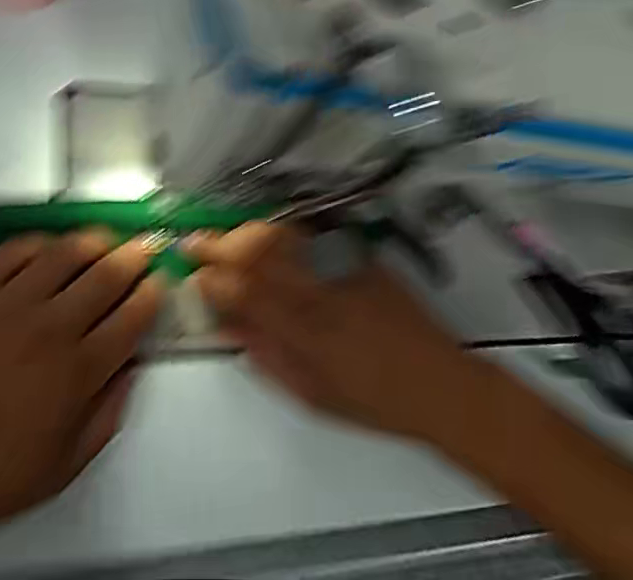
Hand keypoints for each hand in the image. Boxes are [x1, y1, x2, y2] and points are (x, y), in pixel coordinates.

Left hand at [0, 231, 163, 577]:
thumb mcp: (57, 469)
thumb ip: (106, 416)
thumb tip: (130, 370)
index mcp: (78, 372)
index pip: (135, 315)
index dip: (155, 292)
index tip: (161, 281)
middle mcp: (52, 326)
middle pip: (110, 273)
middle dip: (138, 254)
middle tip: (147, 247)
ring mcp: (10, 301)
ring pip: (68, 250)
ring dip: (96, 239)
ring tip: (107, 239)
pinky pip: (16, 249)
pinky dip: (42, 241)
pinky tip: (50, 249)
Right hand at [186, 221, 486, 442]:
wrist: (440, 383)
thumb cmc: (373, 401)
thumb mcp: (311, 394)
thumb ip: (266, 356)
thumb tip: (230, 325)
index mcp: (304, 332)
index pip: (244, 292)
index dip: (212, 279)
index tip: (192, 273)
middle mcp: (319, 292)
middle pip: (259, 253)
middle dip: (219, 243)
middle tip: (195, 241)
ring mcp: (341, 269)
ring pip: (283, 236)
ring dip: (246, 231)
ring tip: (226, 236)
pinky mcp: (360, 257)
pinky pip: (311, 236)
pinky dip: (281, 232)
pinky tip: (268, 235)